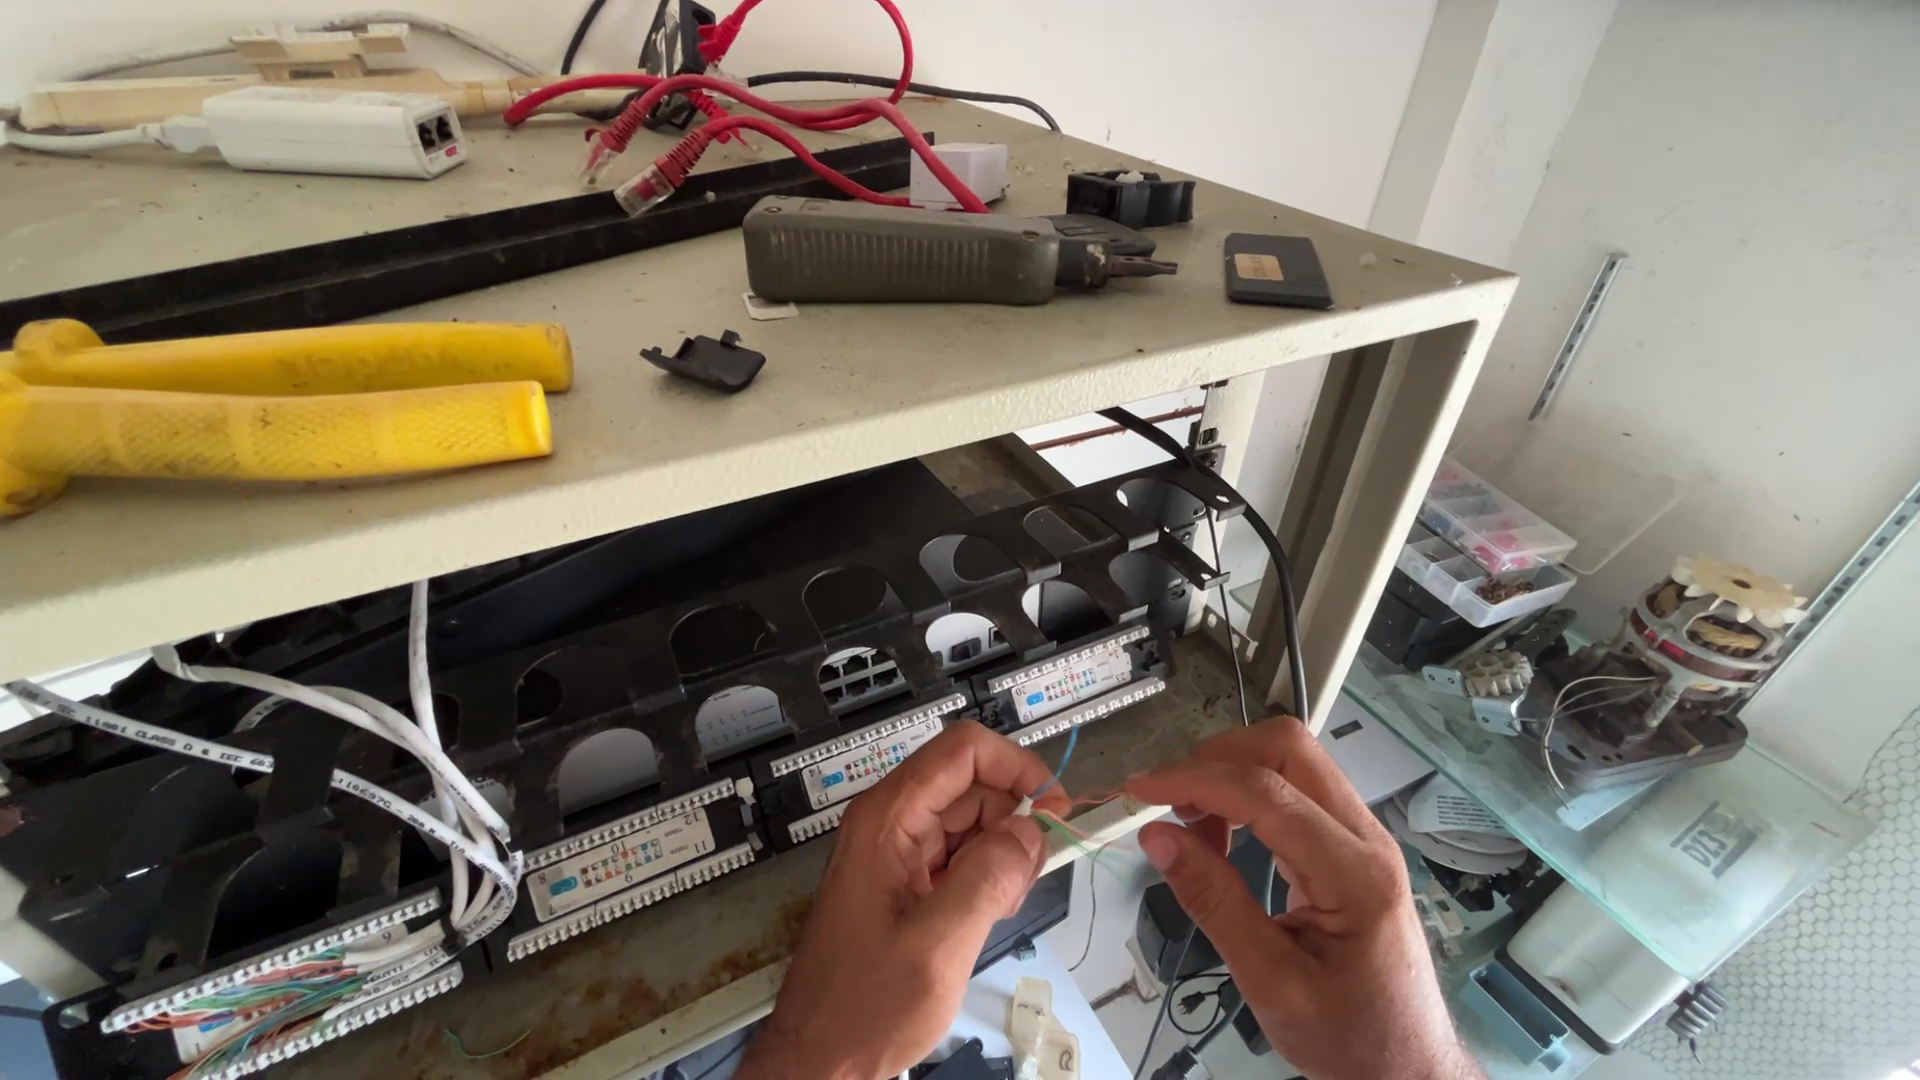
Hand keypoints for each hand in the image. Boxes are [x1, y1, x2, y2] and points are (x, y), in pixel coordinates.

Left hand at [737, 721, 1062, 1079]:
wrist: (820, 1059)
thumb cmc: (864, 1008)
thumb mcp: (936, 947)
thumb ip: (987, 880)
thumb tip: (1030, 830)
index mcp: (889, 816)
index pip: (963, 750)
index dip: (1015, 766)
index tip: (1052, 807)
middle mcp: (893, 820)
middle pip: (973, 783)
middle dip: (1012, 819)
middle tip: (1028, 875)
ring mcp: (899, 848)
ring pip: (973, 818)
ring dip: (1003, 852)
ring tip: (1000, 904)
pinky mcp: (908, 876)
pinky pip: (962, 852)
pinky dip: (987, 874)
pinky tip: (986, 913)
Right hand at [1125, 716, 1480, 1079]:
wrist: (1411, 1067)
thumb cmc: (1348, 1036)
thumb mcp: (1271, 984)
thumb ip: (1214, 903)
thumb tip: (1156, 835)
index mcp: (1355, 874)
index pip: (1265, 793)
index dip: (1195, 779)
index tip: (1138, 790)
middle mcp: (1366, 836)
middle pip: (1288, 747)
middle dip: (1216, 758)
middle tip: (1170, 799)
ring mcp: (1362, 832)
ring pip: (1290, 756)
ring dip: (1229, 771)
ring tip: (1191, 822)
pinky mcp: (1349, 838)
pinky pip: (1292, 785)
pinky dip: (1244, 791)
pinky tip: (1220, 834)